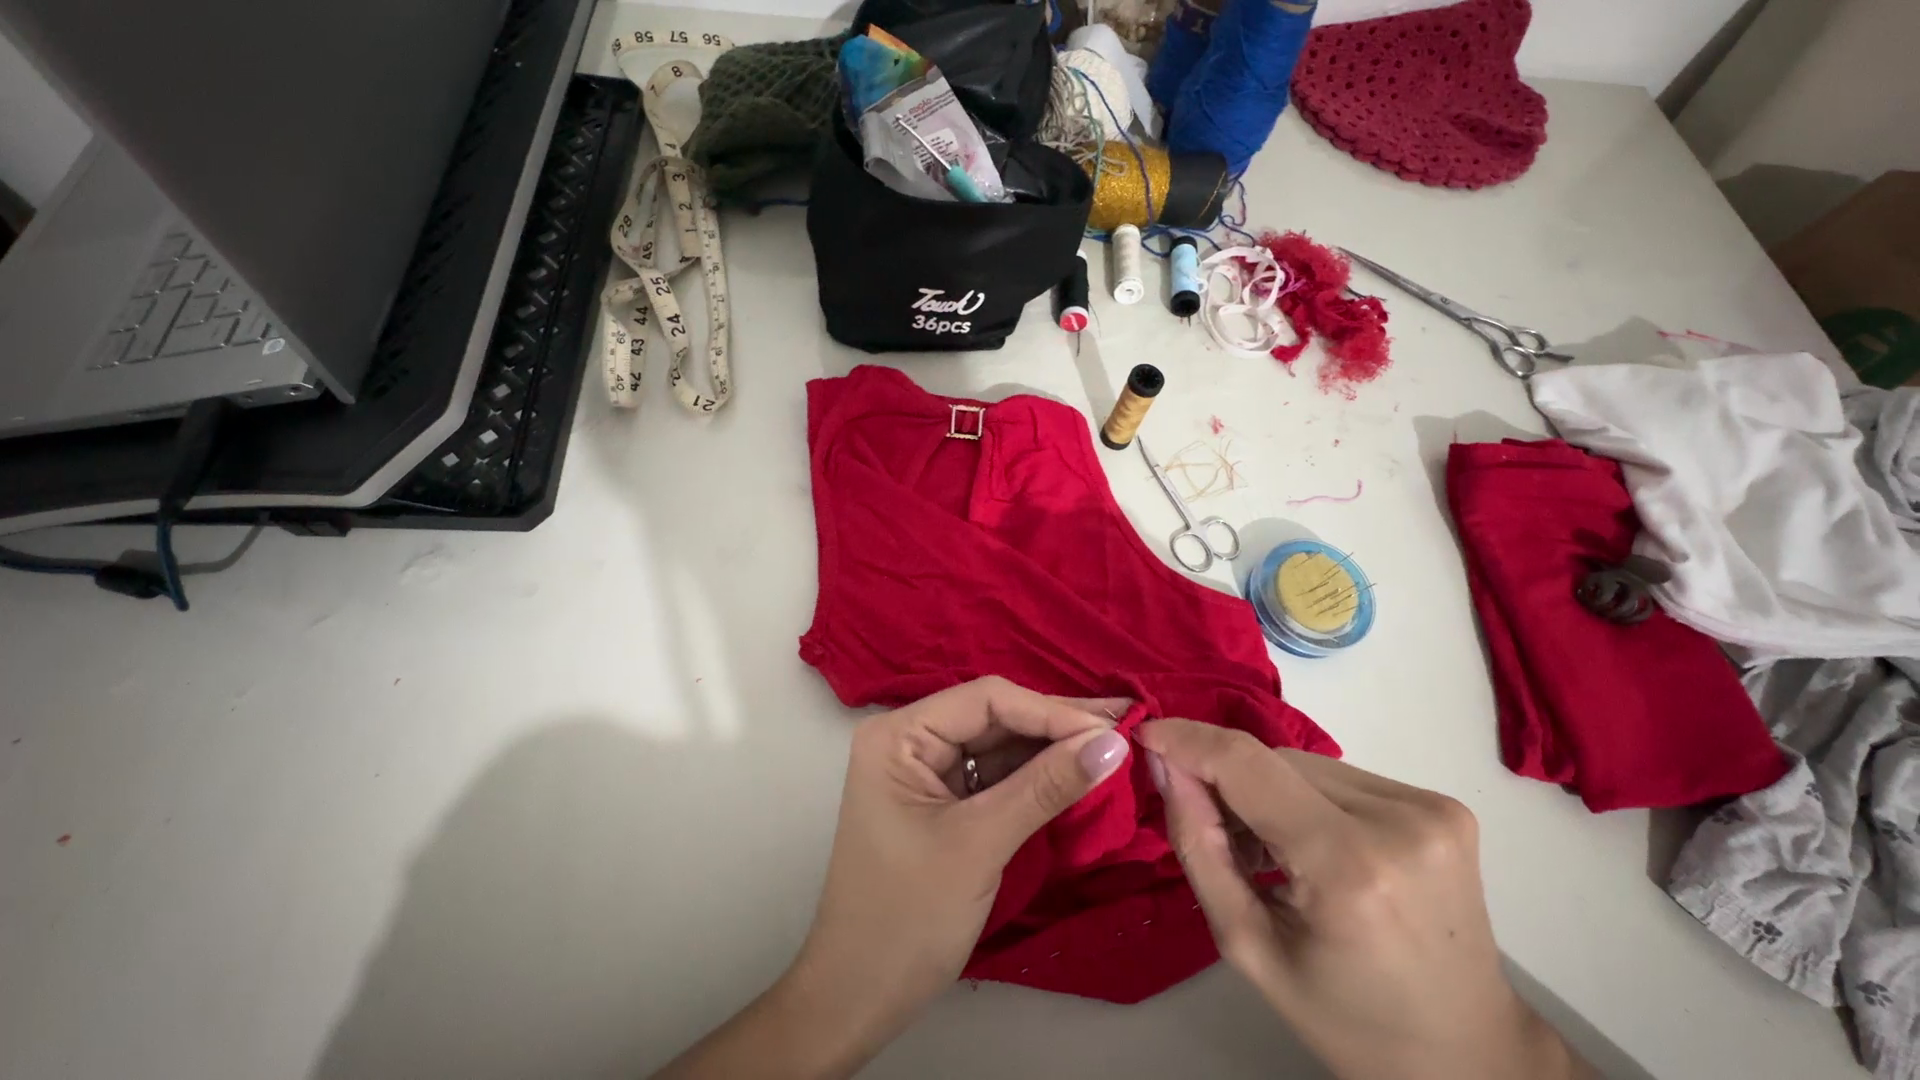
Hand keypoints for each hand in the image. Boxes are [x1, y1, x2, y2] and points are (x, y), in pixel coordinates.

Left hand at [656, 678, 1130, 1079]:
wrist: (859, 995)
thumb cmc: (907, 917)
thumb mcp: (980, 844)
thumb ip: (1046, 787)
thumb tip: (1113, 745)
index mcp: (898, 736)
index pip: (987, 700)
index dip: (1052, 711)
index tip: (1114, 733)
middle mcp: (910, 741)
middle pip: (996, 717)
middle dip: (1058, 725)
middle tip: (1129, 725)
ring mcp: (926, 774)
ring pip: (1001, 747)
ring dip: (1053, 750)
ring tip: (1116, 747)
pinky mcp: (943, 805)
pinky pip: (997, 778)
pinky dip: (1037, 779)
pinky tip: (1079, 774)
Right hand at [1139, 719, 1591, 1079]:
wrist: (1467, 1052)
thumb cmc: (1346, 1018)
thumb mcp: (1248, 947)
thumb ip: (1200, 848)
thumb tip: (1167, 766)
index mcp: (1349, 867)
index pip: (1248, 766)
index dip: (1189, 739)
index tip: (1146, 733)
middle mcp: (1400, 820)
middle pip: (1276, 763)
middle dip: (1232, 785)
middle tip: (1219, 838)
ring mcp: (1431, 808)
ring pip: (1308, 765)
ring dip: (1272, 792)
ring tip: (1273, 854)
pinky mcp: (1445, 806)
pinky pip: (1345, 778)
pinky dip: (1312, 800)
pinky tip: (1316, 847)